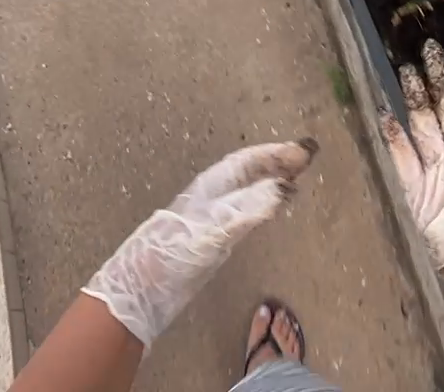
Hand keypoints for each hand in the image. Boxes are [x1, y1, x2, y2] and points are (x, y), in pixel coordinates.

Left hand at [83, 140, 316, 346]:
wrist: (138, 294)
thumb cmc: (169, 258)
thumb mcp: (210, 232)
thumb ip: (245, 210)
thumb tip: (282, 188)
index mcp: (210, 187)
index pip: (247, 162)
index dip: (275, 154)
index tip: (303, 151)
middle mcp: (211, 196)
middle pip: (248, 172)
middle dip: (276, 163)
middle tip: (306, 158)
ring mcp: (210, 217)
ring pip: (246, 189)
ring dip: (270, 180)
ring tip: (293, 177)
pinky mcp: (209, 238)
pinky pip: (242, 211)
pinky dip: (260, 204)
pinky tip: (267, 209)